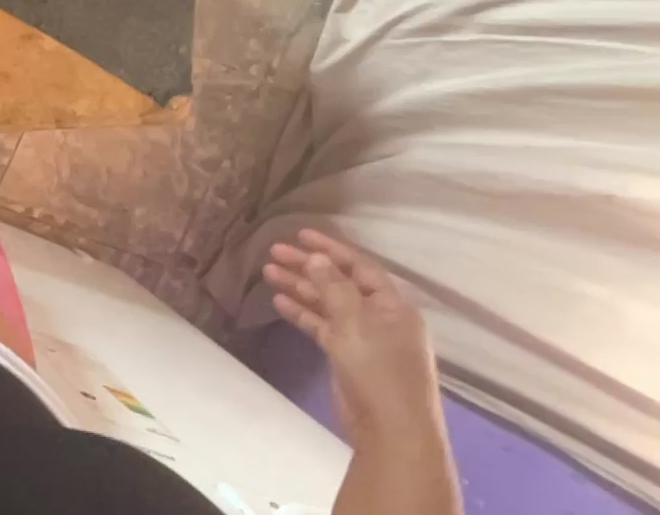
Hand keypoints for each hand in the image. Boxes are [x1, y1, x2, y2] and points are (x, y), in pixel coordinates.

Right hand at [263, 229, 445, 444]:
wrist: (389, 426)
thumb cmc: (377, 368)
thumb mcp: (355, 322)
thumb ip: (334, 287)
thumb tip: (317, 257)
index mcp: (392, 306)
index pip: (360, 267)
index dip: (331, 249)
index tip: (300, 234)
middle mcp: (379, 316)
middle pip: (340, 282)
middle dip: (308, 266)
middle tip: (274, 251)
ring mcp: (363, 336)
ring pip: (326, 302)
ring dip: (299, 286)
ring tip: (268, 272)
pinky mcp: (346, 352)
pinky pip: (321, 323)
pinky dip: (301, 311)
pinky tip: (278, 302)